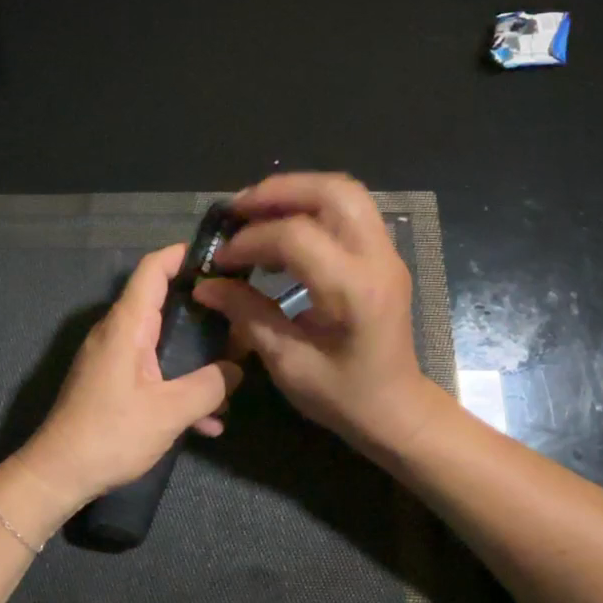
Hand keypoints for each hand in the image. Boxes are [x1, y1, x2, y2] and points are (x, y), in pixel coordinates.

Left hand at [19, 244, 242, 518]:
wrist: (59, 472)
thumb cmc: (112, 434)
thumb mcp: (170, 412)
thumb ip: (211, 386)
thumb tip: (238, 370)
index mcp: (126, 326)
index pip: (152, 270)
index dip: (183, 255)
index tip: (221, 257)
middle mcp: (116, 333)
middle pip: (162, 303)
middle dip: (204, 310)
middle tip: (243, 318)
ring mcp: (112, 359)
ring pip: (161, 343)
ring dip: (196, 358)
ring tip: (235, 374)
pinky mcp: (111, 385)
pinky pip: (151, 372)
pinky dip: (178, 386)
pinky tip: (208, 421)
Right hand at [192, 173, 455, 452]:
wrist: (396, 410)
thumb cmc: (342, 395)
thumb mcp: (287, 362)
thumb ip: (247, 315)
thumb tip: (206, 285)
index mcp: (353, 290)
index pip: (296, 237)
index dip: (250, 240)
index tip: (221, 260)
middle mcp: (376, 259)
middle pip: (332, 192)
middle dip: (277, 192)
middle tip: (236, 211)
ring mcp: (386, 253)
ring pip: (344, 192)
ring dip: (295, 193)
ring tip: (255, 214)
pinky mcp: (382, 255)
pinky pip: (349, 210)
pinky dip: (311, 207)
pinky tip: (281, 230)